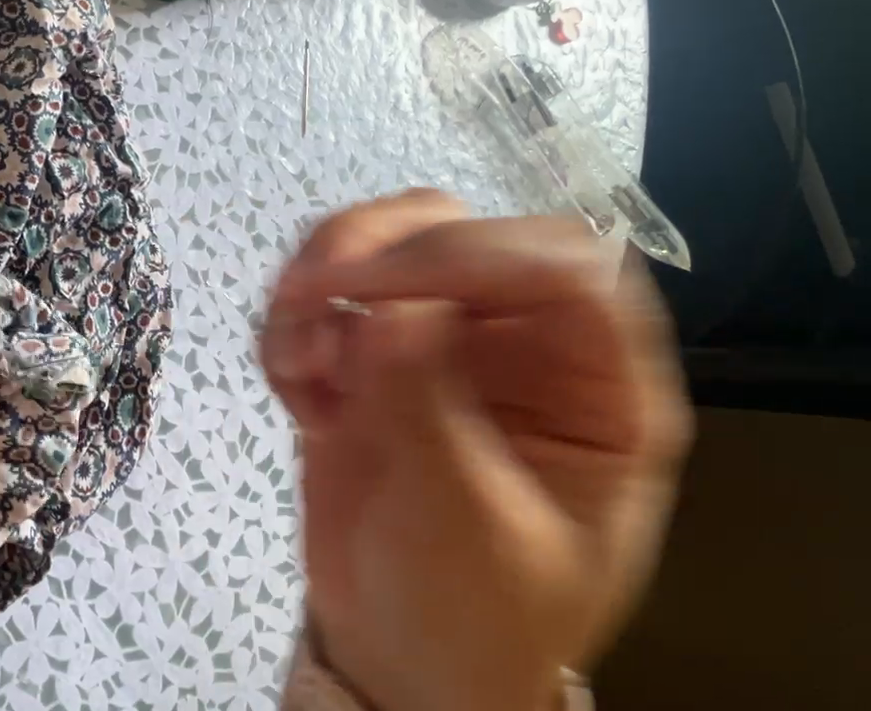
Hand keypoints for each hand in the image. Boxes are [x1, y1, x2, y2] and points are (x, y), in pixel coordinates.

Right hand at [261, 191, 690, 710]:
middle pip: (450, 227)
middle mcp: (514, 341)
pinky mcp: (361, 355)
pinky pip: (314, 298)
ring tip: (293, 365)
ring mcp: (432, 341)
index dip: (468, 251)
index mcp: (591, 384)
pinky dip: (284, 332)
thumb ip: (430, 411)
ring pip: (373, 243)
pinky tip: (295, 398)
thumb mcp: (469, 525)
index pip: (559, 265)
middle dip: (364, 248)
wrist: (399, 648)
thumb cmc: (470, 609)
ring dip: (312, 284)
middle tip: (298, 296)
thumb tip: (391, 309)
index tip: (363, 288)